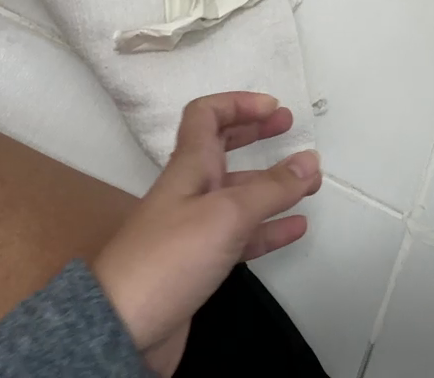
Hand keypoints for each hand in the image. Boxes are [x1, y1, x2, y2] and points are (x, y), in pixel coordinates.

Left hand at [92, 93, 321, 375]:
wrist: (123, 330)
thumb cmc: (170, 257)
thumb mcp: (228, 214)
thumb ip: (272, 188)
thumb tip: (310, 160)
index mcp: (189, 165)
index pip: (207, 115)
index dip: (238, 103)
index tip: (274, 107)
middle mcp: (191, 189)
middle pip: (223, 148)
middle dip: (255, 133)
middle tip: (288, 127)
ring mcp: (194, 227)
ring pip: (238, 194)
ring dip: (272, 184)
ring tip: (309, 183)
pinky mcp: (200, 263)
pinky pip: (241, 236)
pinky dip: (269, 228)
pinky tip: (295, 227)